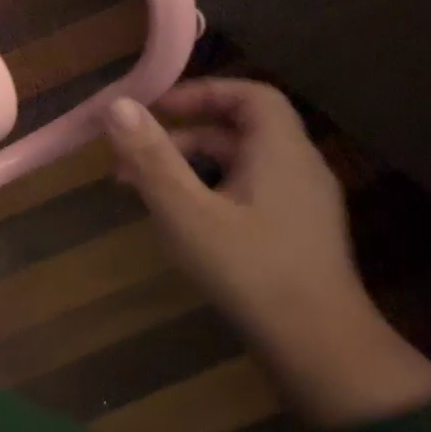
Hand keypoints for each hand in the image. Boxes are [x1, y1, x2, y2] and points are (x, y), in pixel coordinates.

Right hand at [105, 79, 358, 328]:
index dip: (200, 92)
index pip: (250, 95)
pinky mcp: (292, 228)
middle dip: (177, 134)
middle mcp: (298, 168)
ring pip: (237, 161)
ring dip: (184, 164)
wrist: (313, 339)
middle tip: (126, 158)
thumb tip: (117, 105)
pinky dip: (203, 188)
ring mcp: (299, 200)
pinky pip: (244, 188)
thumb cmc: (245, 266)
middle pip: (238, 128)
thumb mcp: (184, 209)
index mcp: (280, 153)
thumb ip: (150, 155)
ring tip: (136, 190)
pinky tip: (173, 217)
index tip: (150, 108)